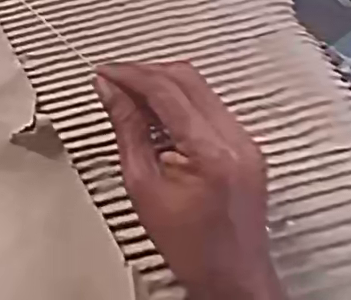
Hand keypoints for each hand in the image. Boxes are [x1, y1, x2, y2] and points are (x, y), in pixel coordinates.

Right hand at [96, 62, 282, 299]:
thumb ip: (126, 127)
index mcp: (211, 152)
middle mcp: (235, 141)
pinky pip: (207, 102)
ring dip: (161, 82)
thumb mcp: (143, 185)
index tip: (106, 73)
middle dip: (144, 72)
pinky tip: (156, 111)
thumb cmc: (194, 250)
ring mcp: (244, 141)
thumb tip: (110, 90)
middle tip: (115, 80)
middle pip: (184, 77)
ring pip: (197, 84)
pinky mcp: (245, 144)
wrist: (232, 283)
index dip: (129, 74)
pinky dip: (177, 98)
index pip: (165, 89)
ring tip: (131, 94)